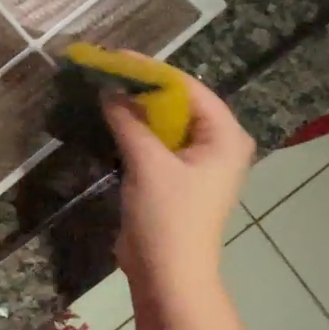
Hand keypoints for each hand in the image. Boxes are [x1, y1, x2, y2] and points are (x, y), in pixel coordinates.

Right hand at [102, 71, 254, 287]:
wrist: (168, 273)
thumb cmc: (168, 217)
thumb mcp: (148, 165)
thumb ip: (129, 124)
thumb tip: (110, 91)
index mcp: (225, 136)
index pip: (189, 88)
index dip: (151, 71)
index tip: (115, 56)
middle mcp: (216, 145)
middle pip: (178, 103)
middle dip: (142, 88)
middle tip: (105, 71)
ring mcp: (195, 164)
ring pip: (164, 124)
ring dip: (135, 110)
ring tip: (103, 91)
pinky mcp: (173, 180)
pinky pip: (154, 144)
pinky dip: (133, 132)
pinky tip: (110, 123)